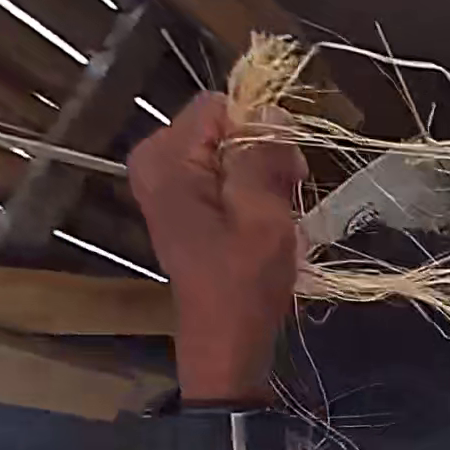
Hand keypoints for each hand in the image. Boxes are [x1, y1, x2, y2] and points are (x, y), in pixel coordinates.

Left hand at [129, 92, 308, 400]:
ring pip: (229, 159)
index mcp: (167, 159)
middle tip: (290, 202)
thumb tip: (272, 109)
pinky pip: (225, 184)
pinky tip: (267, 232)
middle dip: (264, 160)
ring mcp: (169, 189)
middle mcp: (158, 164)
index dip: (262, 131)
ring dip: (263, 185)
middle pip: (223, 132)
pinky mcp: (185, 211)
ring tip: (281, 224)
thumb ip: (263, 155)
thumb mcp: (261, 215)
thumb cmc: (243, 284)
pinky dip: (252, 202)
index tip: (291, 173)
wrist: (227, 342)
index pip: (220, 107)